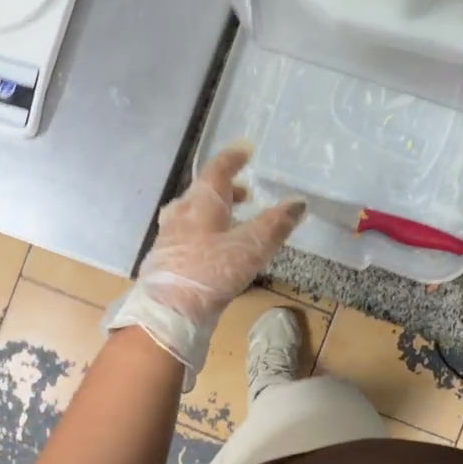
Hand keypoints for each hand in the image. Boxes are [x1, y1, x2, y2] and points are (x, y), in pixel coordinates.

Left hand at [104, 143, 304, 384]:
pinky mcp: (164, 259)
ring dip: (212, 212)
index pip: (217, 170)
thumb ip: (274, 225)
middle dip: (225, 190)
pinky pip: (185, 234)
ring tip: (229, 221)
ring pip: (191, 213)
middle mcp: (181, 214)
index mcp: (200, 203)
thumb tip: (299, 202)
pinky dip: (202, 232)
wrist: (167, 312)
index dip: (233, 158)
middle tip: (245, 195)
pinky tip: (210, 250)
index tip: (246, 151)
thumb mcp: (250, 249)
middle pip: (201, 192)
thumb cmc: (209, 273)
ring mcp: (168, 237)